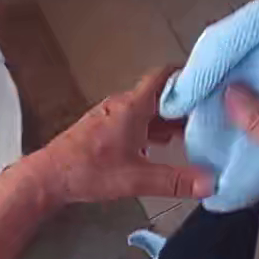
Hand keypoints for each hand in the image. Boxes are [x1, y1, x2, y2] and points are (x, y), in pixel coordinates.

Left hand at [25, 68, 213, 205]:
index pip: (165, 76)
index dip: (189, 76)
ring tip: (192, 132)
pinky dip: (152, 130)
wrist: (48, 177)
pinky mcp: (104, 129)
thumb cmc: (85, 171)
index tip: (210, 83)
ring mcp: (111, 116)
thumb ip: (175, 180)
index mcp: (132, 107)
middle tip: (209, 114)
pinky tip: (161, 147)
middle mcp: (122, 105)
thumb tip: (208, 183)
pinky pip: (135, 122)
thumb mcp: (136, 179)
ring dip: (168, 119)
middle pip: (160, 95)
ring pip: (147, 110)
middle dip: (185, 104)